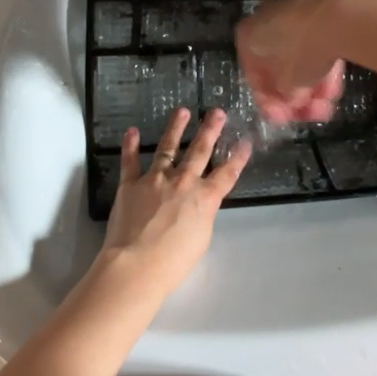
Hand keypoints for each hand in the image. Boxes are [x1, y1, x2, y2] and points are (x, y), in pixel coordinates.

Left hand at [101, 108, 250, 298]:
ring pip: (167, 147)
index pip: (227, 174)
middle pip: (200, 151)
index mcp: (204, 198)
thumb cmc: (174, 261)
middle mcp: (183, 182)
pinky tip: (133, 131)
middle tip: (217, 112)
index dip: (238, 158)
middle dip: (210, 130)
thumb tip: (200, 202)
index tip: (246, 142)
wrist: (137, 264)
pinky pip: (131, 161)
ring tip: (182, 111)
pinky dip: (131, 146)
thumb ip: (203, 214)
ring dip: (176, 128)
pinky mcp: (130, 184)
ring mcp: (155, 179)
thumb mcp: (202, 238)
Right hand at [235, 0, 364, 122]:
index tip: (285, 118)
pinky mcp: (319, 14)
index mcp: (247, 37)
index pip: (254, 77)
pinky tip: (335, 87)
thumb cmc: (301, 52)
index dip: (270, 103)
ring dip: (313, 86)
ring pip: (300, 59)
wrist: (338, 15)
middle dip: (296, 96)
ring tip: (327, 105)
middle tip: (310, 114)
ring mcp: (293, 16)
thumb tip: (290, 96)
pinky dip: (323, 67)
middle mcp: (265, 23)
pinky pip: (316, 46)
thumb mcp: (287, 84)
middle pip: (279, 68)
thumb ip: (283, 96)